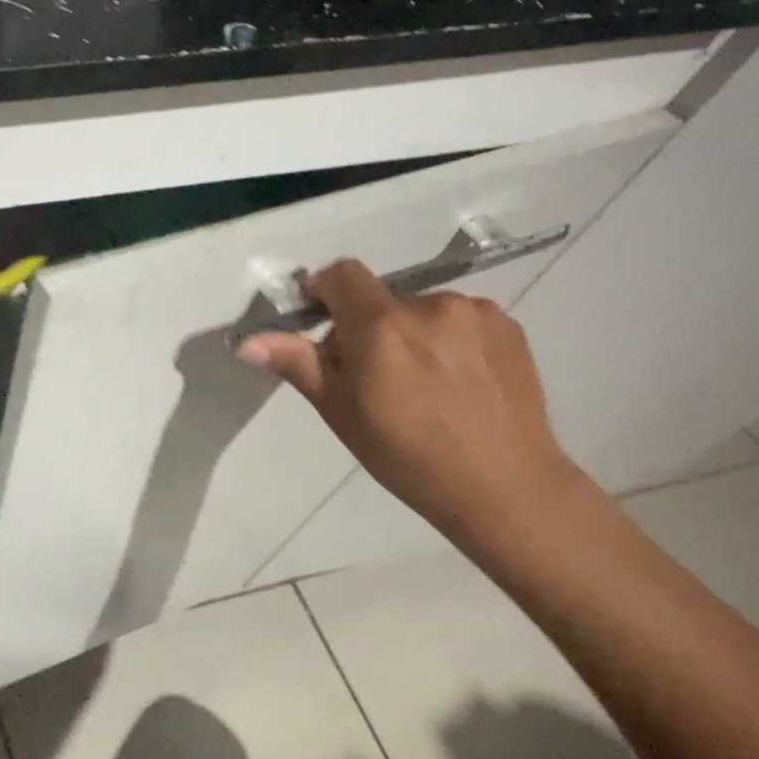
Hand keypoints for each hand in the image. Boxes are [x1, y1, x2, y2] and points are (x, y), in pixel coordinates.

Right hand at [235, 259, 589, 536]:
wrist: (500, 483)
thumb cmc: (405, 456)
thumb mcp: (340, 413)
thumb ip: (299, 365)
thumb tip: (249, 342)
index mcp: (381, 326)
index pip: (342, 275)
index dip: (323, 292)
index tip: (320, 324)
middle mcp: (430, 305)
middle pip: (382, 300)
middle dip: (368, 330)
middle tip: (371, 382)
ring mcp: (476, 312)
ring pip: (423, 313)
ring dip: (410, 337)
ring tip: (421, 389)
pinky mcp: (509, 326)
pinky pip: (462, 322)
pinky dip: (448, 344)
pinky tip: (455, 387)